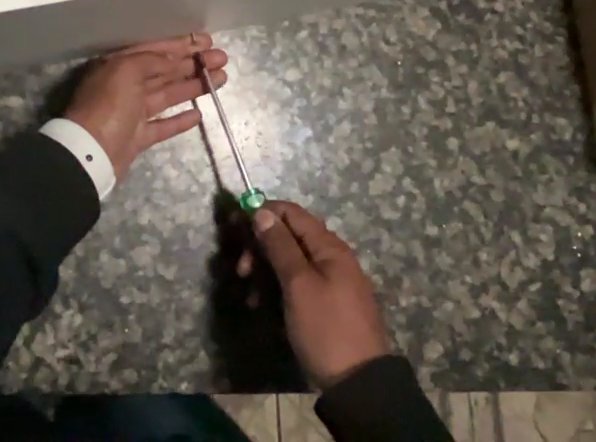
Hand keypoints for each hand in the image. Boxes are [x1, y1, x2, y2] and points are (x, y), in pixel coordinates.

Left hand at [64, 34, 229, 179]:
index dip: (181, 45)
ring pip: (167, 95)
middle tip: (221, 59)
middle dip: (193, 64)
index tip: (207, 41)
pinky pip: (163, 124)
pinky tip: (199, 115)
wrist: (91, 152)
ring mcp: (132, 112)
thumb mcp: (127, 71)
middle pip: (164, 71)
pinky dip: (180, 120)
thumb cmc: (108, 104)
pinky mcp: (138, 137)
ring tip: (221, 79)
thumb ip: (152, 60)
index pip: (155, 50)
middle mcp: (126, 85)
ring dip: (193, 87)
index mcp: (120, 65)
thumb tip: (174, 57)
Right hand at [251, 200, 392, 389]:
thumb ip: (280, 246)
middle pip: (289, 236)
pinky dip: (278, 289)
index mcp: (329, 246)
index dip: (263, 213)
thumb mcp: (299, 284)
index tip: (236, 228)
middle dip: (261, 247)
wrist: (359, 384)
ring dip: (266, 271)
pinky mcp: (327, 303)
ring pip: (290, 262)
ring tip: (250, 295)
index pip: (292, 212)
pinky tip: (263, 307)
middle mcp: (332, 257)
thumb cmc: (326, 327)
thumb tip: (262, 211)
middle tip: (242, 271)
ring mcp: (331, 281)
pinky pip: (297, 284)